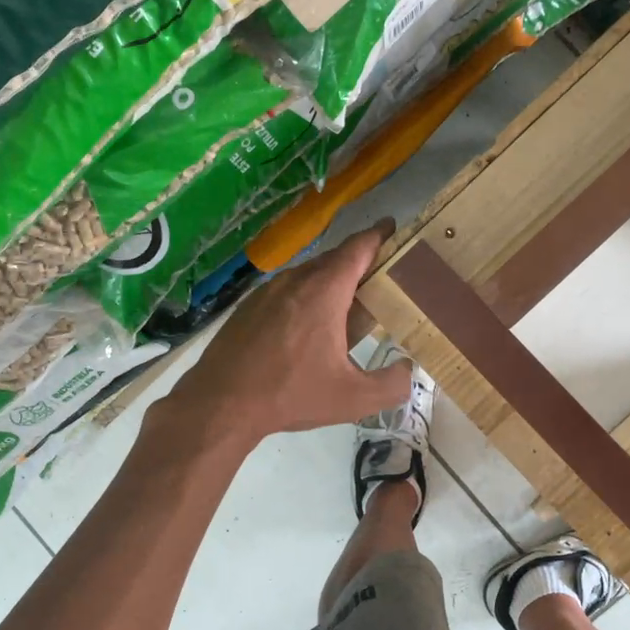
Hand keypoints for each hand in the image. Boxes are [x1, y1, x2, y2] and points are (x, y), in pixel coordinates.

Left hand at [166, 223, 411, 447]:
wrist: (220, 402)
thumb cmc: (290, 394)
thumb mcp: (353, 398)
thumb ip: (392, 384)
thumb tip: (408, 371)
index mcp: (325, 291)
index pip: (358, 248)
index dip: (379, 234)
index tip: (394, 226)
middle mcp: (295, 280)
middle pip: (335, 260)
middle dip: (360, 264)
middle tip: (382, 278)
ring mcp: (267, 291)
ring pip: (308, 276)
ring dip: (331, 284)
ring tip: (348, 308)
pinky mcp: (249, 307)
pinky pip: (287, 292)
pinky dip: (306, 299)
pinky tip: (308, 329)